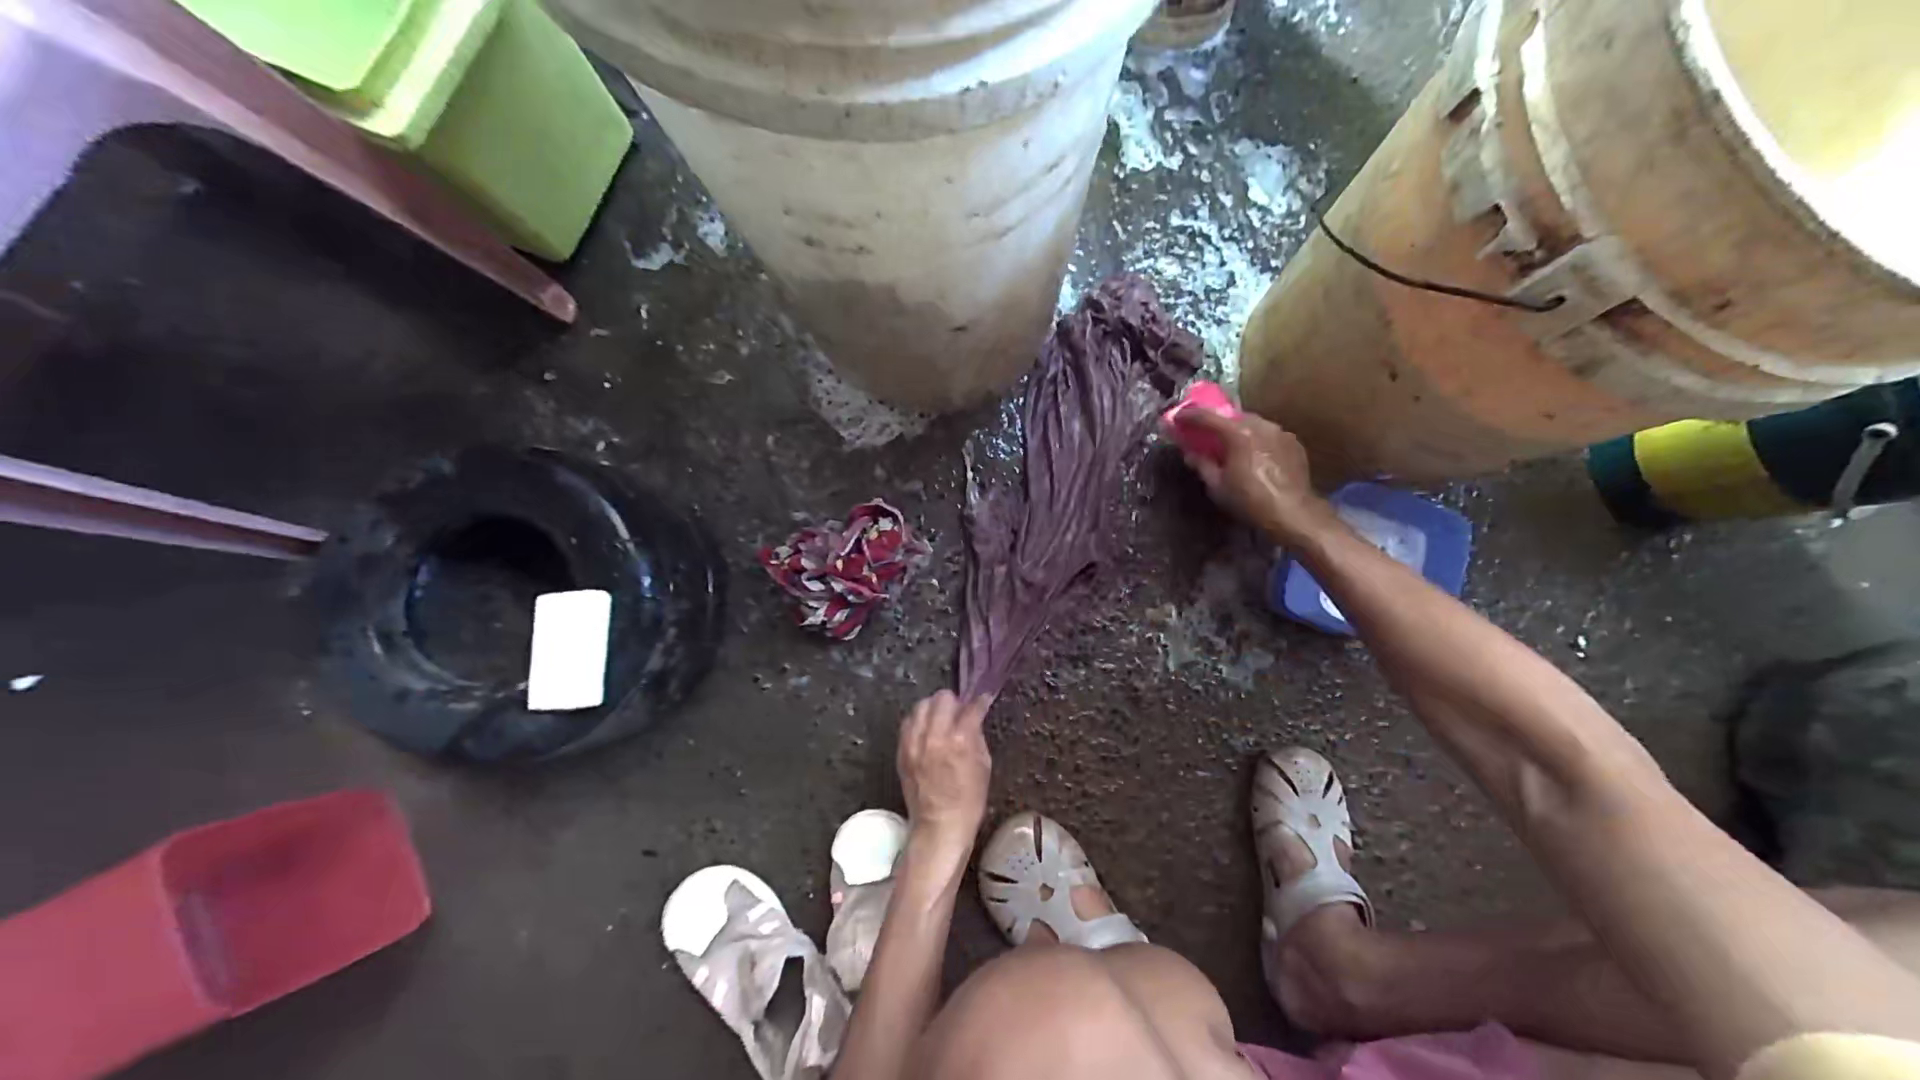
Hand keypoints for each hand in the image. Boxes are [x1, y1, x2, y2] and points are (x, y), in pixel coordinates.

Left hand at [896, 691, 992, 856]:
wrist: (940, 825)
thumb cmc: (968, 800)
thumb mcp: (983, 765)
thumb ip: (977, 736)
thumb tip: (974, 717)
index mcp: (960, 740)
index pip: (971, 707)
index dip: (980, 701)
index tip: (982, 700)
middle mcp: (935, 736)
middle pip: (942, 698)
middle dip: (955, 701)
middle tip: (960, 711)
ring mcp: (914, 742)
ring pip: (922, 705)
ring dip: (934, 708)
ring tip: (941, 718)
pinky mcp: (902, 750)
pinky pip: (908, 722)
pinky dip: (919, 721)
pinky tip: (926, 730)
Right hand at [1177, 409, 1336, 544]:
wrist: (1294, 513)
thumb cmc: (1250, 501)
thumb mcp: (1217, 486)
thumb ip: (1201, 464)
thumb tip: (1190, 454)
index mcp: (1238, 433)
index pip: (1207, 417)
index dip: (1189, 416)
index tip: (1177, 418)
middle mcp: (1261, 425)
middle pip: (1232, 417)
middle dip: (1216, 423)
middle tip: (1204, 433)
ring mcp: (1280, 432)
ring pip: (1253, 424)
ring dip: (1238, 431)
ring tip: (1230, 445)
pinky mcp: (1293, 443)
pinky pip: (1269, 435)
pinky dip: (1257, 440)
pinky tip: (1253, 455)